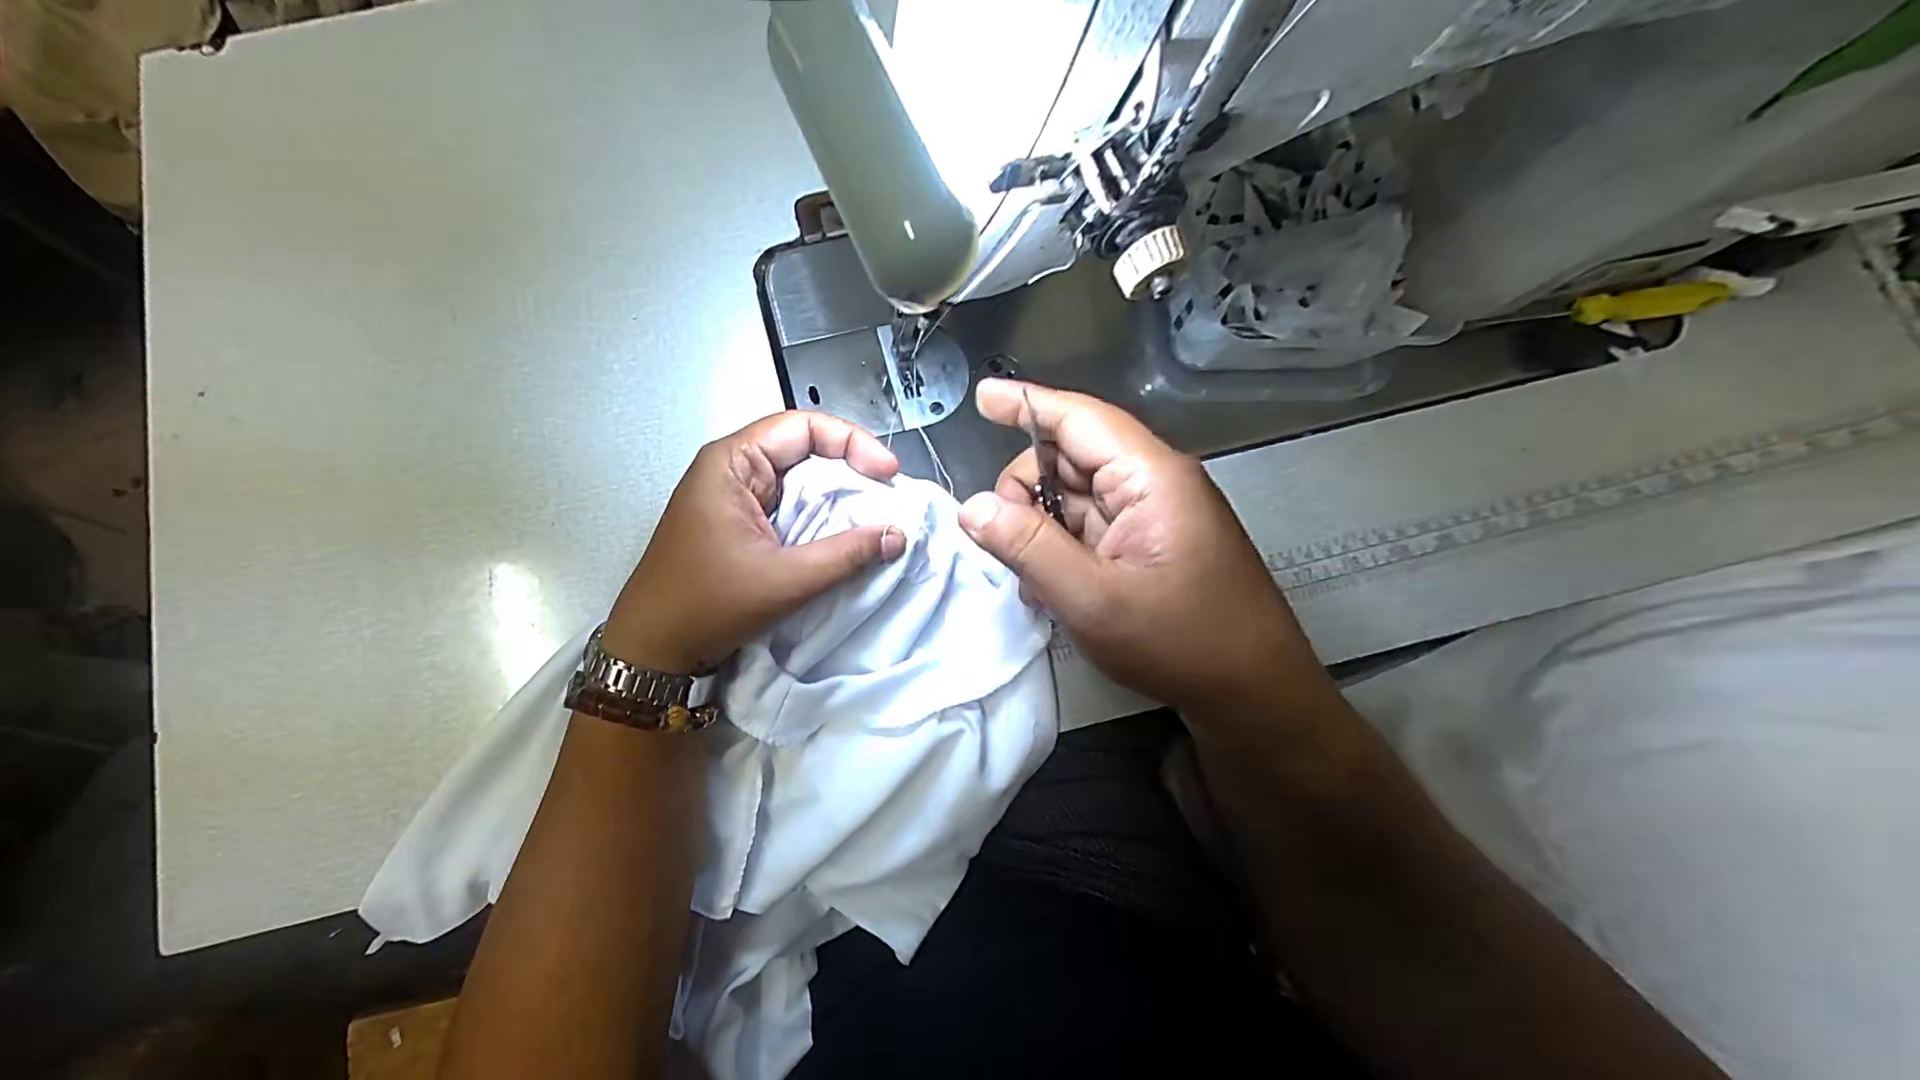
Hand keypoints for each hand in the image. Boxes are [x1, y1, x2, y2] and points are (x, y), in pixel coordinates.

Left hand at [603, 411, 905, 673]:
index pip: (804, 427)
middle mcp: (733, 470)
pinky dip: (822, 516)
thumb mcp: (785, 580)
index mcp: (732, 463)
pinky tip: (847, 534)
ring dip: (839, 495)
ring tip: (876, 514)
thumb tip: (896, 536)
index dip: (853, 442)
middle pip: (804, 448)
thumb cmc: (705, 606)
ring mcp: (736, 497)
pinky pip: (791, 506)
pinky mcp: (742, 523)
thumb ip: (846, 555)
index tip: (887, 472)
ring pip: (800, 479)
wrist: (653, 649)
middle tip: (888, 494)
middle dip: (851, 468)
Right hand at [956, 379, 1327, 713]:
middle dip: (1027, 494)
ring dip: (1042, 530)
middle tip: (1006, 546)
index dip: (1027, 404)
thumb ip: (1029, 548)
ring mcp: (1152, 515)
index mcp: (1150, 477)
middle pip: (1070, 460)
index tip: (983, 397)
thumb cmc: (1183, 642)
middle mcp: (1153, 484)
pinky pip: (1090, 528)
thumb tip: (973, 507)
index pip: (1080, 419)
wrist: (1252, 692)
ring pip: (1075, 498)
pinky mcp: (1149, 543)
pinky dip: (1062, 549)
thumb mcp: (1094, 599)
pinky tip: (1053, 587)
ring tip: (1035, 581)